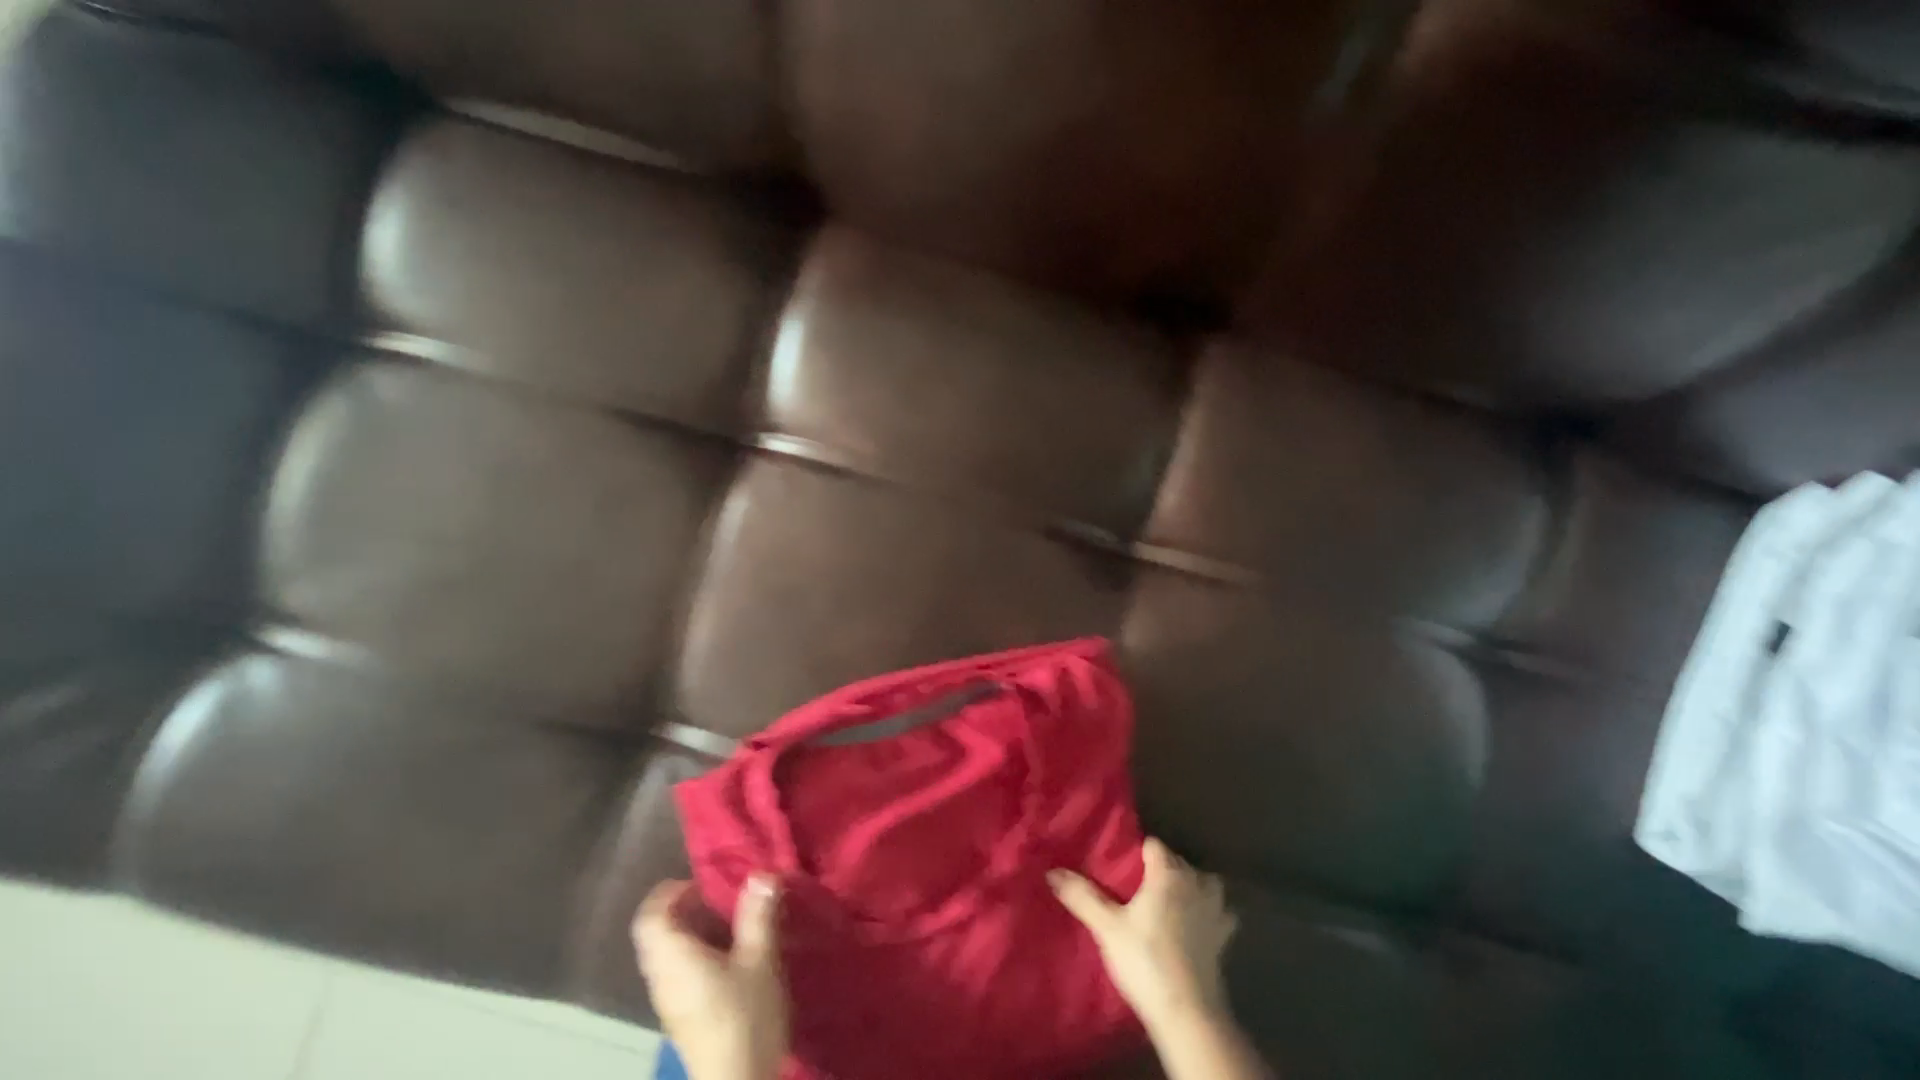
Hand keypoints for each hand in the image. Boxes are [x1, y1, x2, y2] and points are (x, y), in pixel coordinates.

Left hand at [632, 875, 788, 1079]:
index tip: (701, 884)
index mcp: (673, 957)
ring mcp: (668, 1002)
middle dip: (684, 912)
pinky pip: (678, 975)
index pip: (650, 915)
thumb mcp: (759, 961)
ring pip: (668, 956)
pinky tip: (730, 964)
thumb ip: (757, 916)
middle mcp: (661, 977)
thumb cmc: (745, 1018)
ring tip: (730, 929)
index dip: (669, 893)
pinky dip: (696, 958)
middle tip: (721, 902)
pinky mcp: (681, 1020)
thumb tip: (760, 874)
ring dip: (692, 936)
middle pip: (657, 935)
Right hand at [1050, 838, 1237, 1030]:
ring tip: (1166, 901)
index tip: (1119, 868)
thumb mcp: (1106, 928)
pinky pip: (1218, 911)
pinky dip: (1208, 911)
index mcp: (1169, 873)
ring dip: (1188, 885)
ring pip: (1203, 882)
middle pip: (1177, 861)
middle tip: (1133, 888)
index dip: (1136, 852)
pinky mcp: (1225, 935)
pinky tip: (1196, 924)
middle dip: (1158, 868)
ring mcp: (1216, 909)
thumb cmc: (1145, 961)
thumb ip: (1081, 896)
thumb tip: (1052, 871)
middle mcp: (1197, 883)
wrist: (1187, 1012)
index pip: (1153, 846)